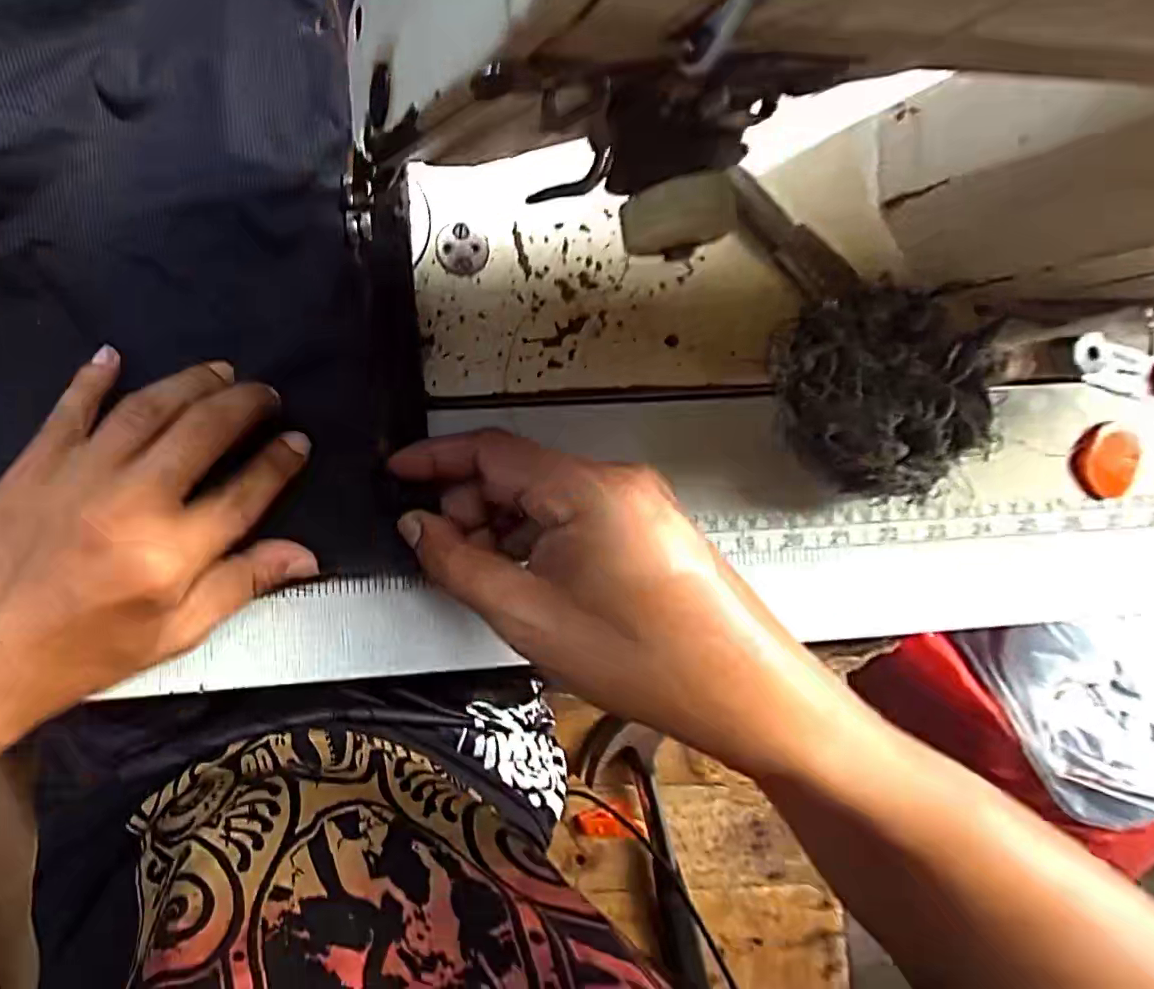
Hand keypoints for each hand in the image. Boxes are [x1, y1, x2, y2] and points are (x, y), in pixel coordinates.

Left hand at [0, 348, 316, 734]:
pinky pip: (73, 406)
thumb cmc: (87, 653)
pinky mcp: (38, 460)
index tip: (298, 440)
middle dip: (245, 405)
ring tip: (219, 371)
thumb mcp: (172, 636)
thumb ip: (239, 587)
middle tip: (265, 394)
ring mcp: (82, 472)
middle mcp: (133, 500)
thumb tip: (304, 555)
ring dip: (190, 382)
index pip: (245, 492)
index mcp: (171, 553)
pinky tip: (114, 355)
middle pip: (204, 432)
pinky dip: (94, 377)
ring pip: (149, 408)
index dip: (279, 462)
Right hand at [389, 430, 858, 777]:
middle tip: (446, 554)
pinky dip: (529, 539)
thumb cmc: (649, 661)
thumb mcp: (525, 614)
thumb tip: (415, 525)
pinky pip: (564, 515)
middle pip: (510, 473)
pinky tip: (525, 580)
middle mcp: (612, 481)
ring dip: (497, 529)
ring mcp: (632, 502)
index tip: (396, 471)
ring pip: (535, 496)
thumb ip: (454, 562)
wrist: (757, 704)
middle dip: (466, 508)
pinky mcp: (641, 525)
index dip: (432, 457)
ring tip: (490, 579)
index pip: (488, 450)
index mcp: (585, 490)